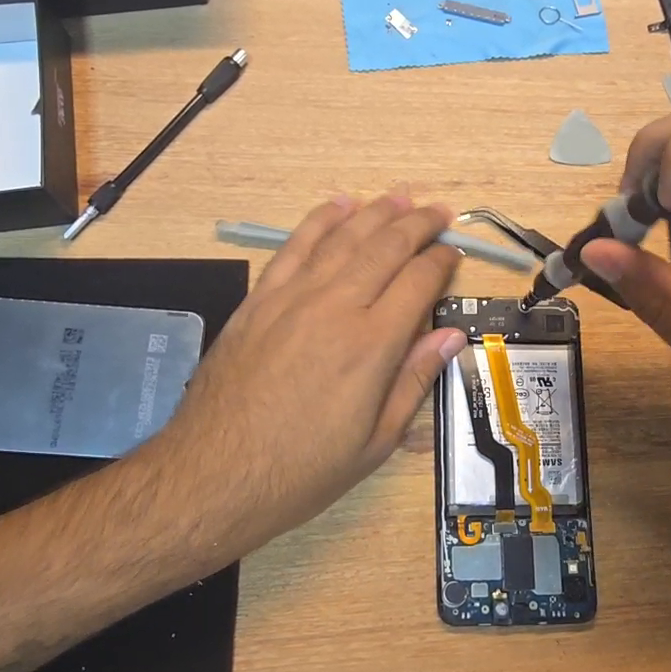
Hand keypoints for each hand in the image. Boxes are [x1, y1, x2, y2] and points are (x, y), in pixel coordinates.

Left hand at [141, 192, 466, 551]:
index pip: (418, 282)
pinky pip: (295, 246)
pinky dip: (320, 221)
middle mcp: (335, 307)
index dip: (442, 262)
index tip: (454, 255)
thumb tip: (451, 336)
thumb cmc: (303, 469)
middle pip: (385, 247)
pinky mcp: (259, 299)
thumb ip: (414, 381)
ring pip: (342, 237)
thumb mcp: (375, 442)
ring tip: (400, 199)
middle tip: (439, 212)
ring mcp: (292, 298)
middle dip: (418, 224)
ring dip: (375, 213)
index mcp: (372, 345)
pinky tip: (337, 207)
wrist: (216, 473)